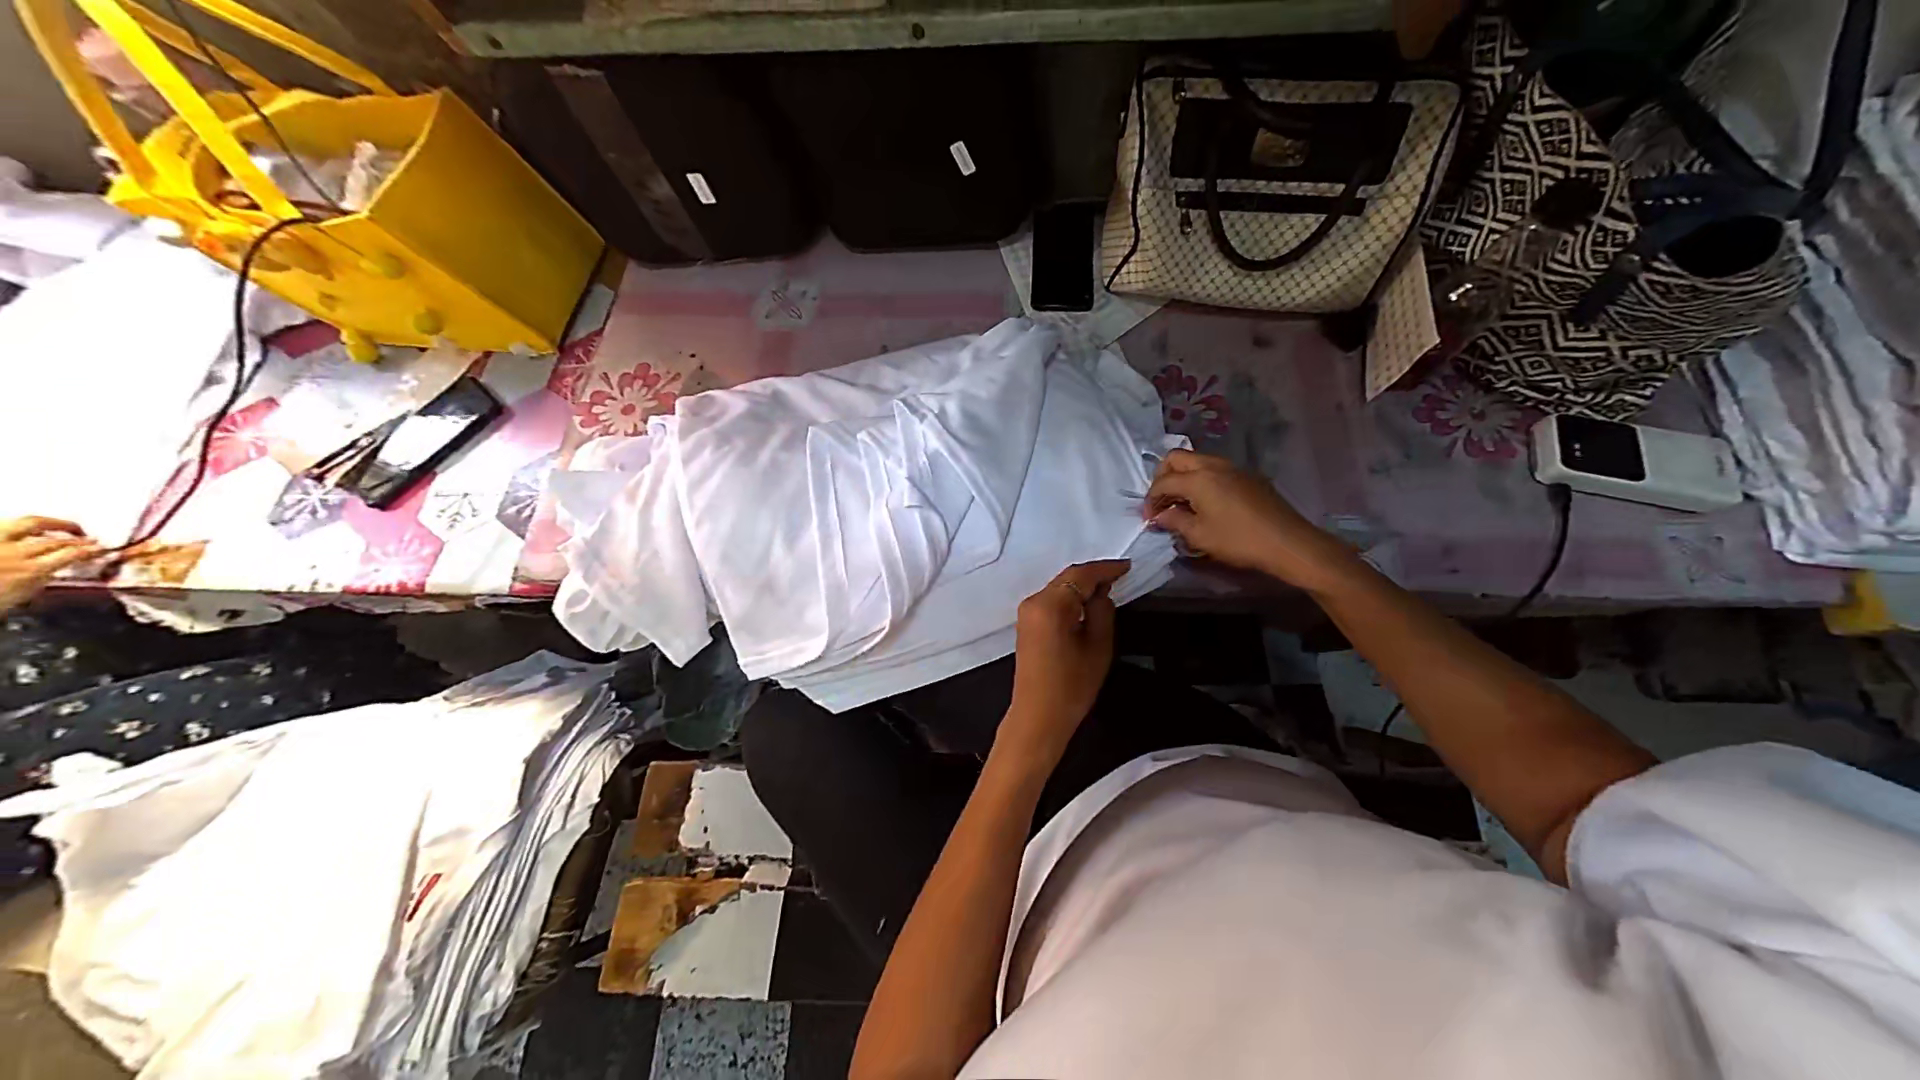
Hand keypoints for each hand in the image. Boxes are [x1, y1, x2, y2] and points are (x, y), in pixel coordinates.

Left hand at [0, 517, 100, 613]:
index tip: (102, 548)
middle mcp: (13, 552)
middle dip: (74, 536)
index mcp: (28, 570)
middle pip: (53, 538)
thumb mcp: (13, 599)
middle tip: (87, 537)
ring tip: (59, 525)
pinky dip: (19, 527)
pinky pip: (5, 527)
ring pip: (27, 524)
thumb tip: (51, 572)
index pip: (71, 553)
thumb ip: (35, 582)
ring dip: (49, 524)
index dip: (90, 549)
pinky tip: (23, 530)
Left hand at [1003, 559, 1129, 762]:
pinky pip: (1051, 600)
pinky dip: (1070, 597)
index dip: (1106, 569)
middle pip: (1067, 578)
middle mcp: (1033, 602)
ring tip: (1108, 588)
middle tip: (1120, 576)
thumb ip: (1103, 611)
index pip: (1080, 576)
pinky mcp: (1026, 623)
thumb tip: (1101, 593)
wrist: (1039, 715)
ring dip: (1081, 586)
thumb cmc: (1072, 686)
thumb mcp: (1099, 646)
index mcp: (1050, 606)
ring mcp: (1026, 612)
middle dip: (1093, 576)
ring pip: (1058, 587)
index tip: (1127, 567)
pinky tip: (1087, 604)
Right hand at [1145, 449, 1357, 591]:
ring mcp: (1233, 467)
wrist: (1287, 542)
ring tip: (1182, 503)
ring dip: (1183, 476)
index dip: (1151, 500)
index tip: (1148, 518)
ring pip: (1197, 461)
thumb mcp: (1200, 535)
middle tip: (1162, 501)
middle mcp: (1213, 465)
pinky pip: (1215, 469)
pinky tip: (1205, 502)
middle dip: (1163, 477)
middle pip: (1177, 458)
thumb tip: (1160, 516)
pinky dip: (1201, 479)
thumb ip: (1174, 521)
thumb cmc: (1238, 540)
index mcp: (1198, 478)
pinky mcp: (1247, 476)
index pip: (1163, 482)